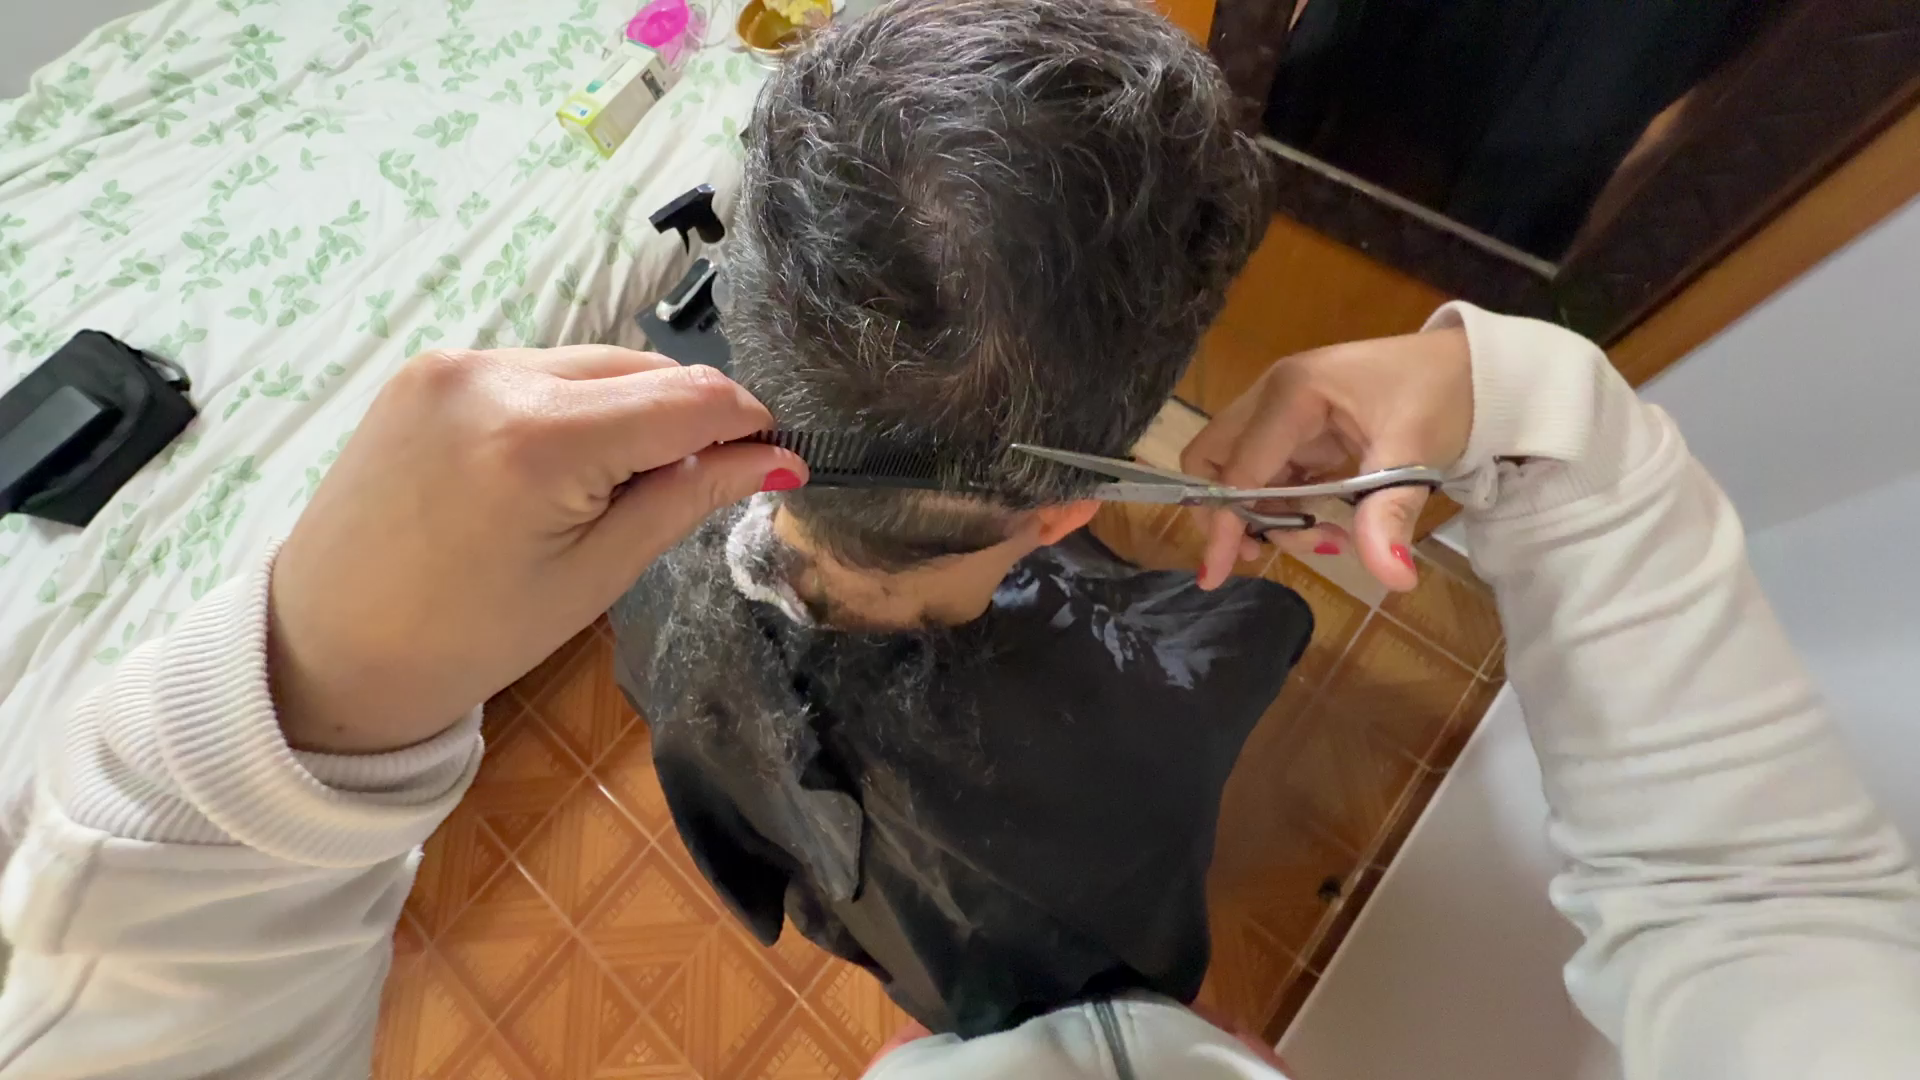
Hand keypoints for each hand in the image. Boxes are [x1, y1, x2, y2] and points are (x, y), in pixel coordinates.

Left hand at [268, 346, 806, 752]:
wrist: (327, 648)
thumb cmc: (480, 635)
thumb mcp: (604, 570)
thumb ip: (693, 496)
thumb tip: (779, 462)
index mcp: (540, 440)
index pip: (687, 399)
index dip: (746, 422)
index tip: (776, 455)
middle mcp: (494, 374)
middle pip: (647, 369)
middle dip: (696, 415)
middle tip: (706, 476)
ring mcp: (454, 361)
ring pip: (600, 363)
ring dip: (642, 407)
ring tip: (631, 476)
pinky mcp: (431, 368)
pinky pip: (547, 370)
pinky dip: (587, 404)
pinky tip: (575, 457)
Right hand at [1180, 326, 1472, 591]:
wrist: (1478, 367)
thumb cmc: (1445, 397)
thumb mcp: (1415, 456)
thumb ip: (1389, 516)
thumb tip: (1392, 579)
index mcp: (1290, 395)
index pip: (1237, 470)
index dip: (1224, 525)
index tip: (1216, 573)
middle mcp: (1269, 397)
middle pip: (1211, 461)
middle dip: (1223, 513)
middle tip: (1254, 553)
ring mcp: (1277, 410)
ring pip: (1234, 470)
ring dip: (1260, 513)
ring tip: (1321, 540)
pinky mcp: (1290, 426)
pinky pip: (1262, 471)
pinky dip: (1278, 504)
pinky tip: (1319, 523)